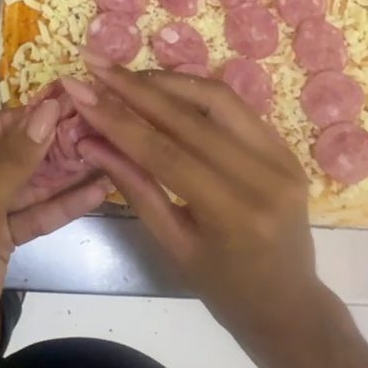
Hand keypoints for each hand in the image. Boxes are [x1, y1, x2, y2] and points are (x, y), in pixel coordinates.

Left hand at [0, 101, 110, 367]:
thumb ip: (16, 162)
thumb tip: (47, 110)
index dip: (39, 114)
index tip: (83, 100)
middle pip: (17, 152)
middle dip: (58, 143)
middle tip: (106, 127)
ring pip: (30, 182)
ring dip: (66, 172)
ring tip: (110, 152)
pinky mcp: (0, 236)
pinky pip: (34, 212)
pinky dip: (62, 205)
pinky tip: (97, 191)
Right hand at [64, 66, 367, 367]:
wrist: (291, 305)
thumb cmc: (223, 286)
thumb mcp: (171, 244)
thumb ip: (132, 187)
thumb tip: (87, 140)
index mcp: (233, 214)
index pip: (162, 151)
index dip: (115, 117)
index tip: (76, 89)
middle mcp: (263, 178)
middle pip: (187, 116)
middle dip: (132, 86)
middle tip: (92, 62)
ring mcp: (281, 157)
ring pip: (213, 96)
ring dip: (162, 80)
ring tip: (121, 74)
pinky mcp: (284, 146)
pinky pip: (232, 105)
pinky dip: (190, 89)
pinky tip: (158, 86)